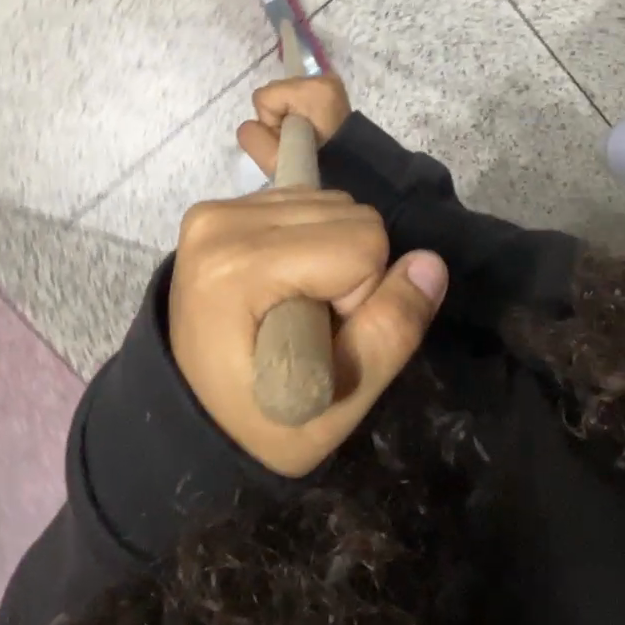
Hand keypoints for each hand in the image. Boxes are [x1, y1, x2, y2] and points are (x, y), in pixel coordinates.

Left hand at [169, 187, 448, 476]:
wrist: (193, 414)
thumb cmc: (262, 421)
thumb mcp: (336, 404)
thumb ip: (388, 333)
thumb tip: (430, 262)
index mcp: (239, 268)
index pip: (361, 244)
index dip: (363, 298)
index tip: (323, 342)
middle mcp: (220, 224)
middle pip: (349, 213)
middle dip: (350, 273)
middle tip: (311, 325)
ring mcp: (215, 212)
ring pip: (332, 203)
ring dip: (333, 255)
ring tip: (295, 308)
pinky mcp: (218, 209)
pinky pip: (305, 202)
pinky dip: (311, 241)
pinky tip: (284, 283)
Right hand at [237, 74, 351, 175]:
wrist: (353, 171)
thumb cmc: (317, 167)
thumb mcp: (276, 161)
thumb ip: (254, 138)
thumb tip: (250, 126)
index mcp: (313, 91)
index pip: (264, 99)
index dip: (270, 125)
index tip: (290, 143)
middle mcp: (322, 79)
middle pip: (275, 94)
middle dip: (279, 120)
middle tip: (299, 142)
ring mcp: (328, 82)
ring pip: (285, 96)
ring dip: (289, 118)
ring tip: (308, 137)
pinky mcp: (330, 88)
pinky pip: (298, 97)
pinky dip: (299, 112)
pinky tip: (312, 128)